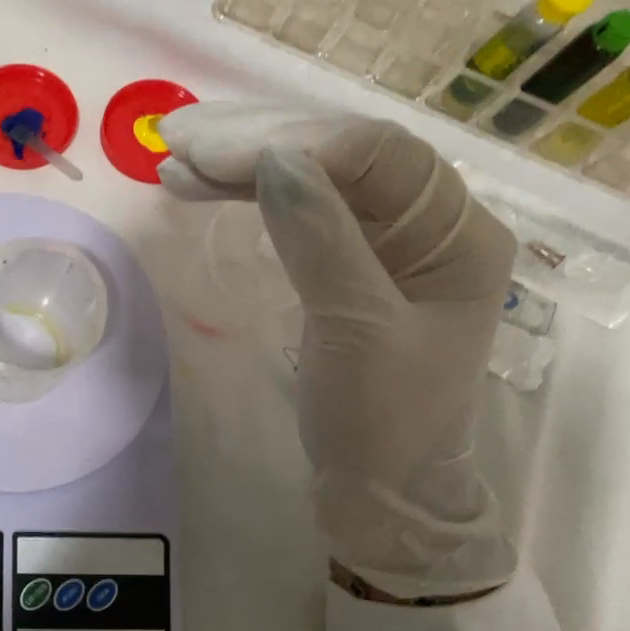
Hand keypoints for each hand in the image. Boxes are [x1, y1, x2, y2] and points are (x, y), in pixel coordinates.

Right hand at [159, 111, 517, 598]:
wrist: (381, 494)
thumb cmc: (382, 422)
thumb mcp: (355, 332)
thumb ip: (321, 241)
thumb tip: (275, 161)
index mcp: (457, 235)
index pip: (376, 156)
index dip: (294, 143)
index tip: (212, 154)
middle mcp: (427, 224)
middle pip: (342, 156)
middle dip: (260, 141)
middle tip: (179, 137)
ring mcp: (385, 245)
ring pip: (315, 180)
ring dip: (243, 166)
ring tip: (173, 159)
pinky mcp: (346, 266)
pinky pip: (298, 215)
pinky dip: (249, 200)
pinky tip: (200, 189)